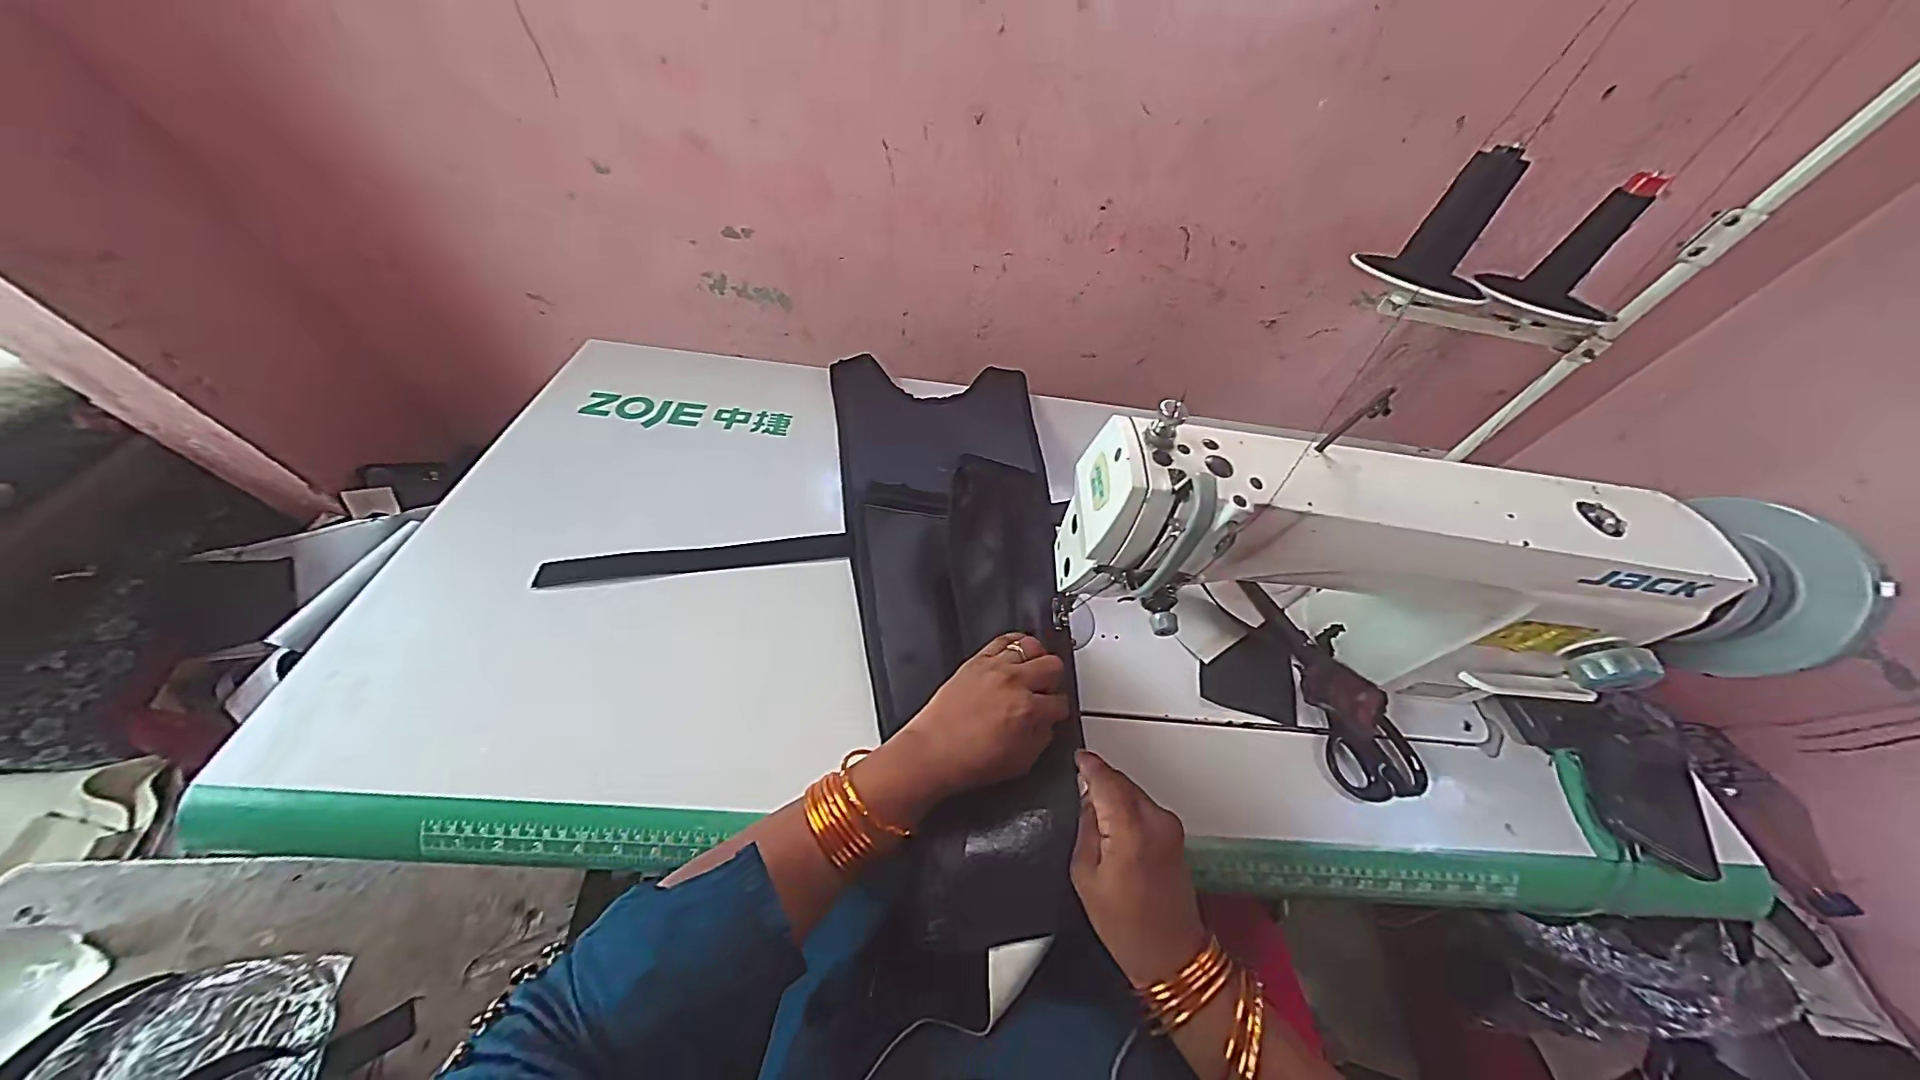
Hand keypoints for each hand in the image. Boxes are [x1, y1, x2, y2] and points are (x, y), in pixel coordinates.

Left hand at [887, 633, 1069, 800]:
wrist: (933, 752)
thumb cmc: (968, 759)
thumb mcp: (1020, 762)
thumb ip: (1041, 738)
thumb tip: (1047, 724)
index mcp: (1028, 710)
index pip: (1060, 702)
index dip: (1059, 710)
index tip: (1053, 712)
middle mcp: (1014, 683)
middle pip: (1053, 666)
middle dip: (1054, 681)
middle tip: (1046, 690)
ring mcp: (994, 668)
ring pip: (1031, 646)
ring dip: (1036, 660)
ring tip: (1033, 670)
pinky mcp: (976, 661)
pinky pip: (1003, 639)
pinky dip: (1015, 643)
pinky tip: (1016, 653)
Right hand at [1071, 749, 1207, 985]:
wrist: (1170, 955)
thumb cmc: (1127, 927)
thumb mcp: (1084, 875)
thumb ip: (1085, 827)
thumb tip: (1086, 800)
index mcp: (1130, 829)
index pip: (1105, 779)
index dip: (1088, 764)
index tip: (1078, 758)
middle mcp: (1156, 822)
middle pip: (1121, 782)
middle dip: (1100, 781)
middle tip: (1079, 789)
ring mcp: (1170, 828)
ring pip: (1134, 792)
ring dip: (1115, 794)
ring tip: (1096, 815)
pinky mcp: (1176, 835)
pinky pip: (1145, 806)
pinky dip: (1128, 807)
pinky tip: (1115, 825)